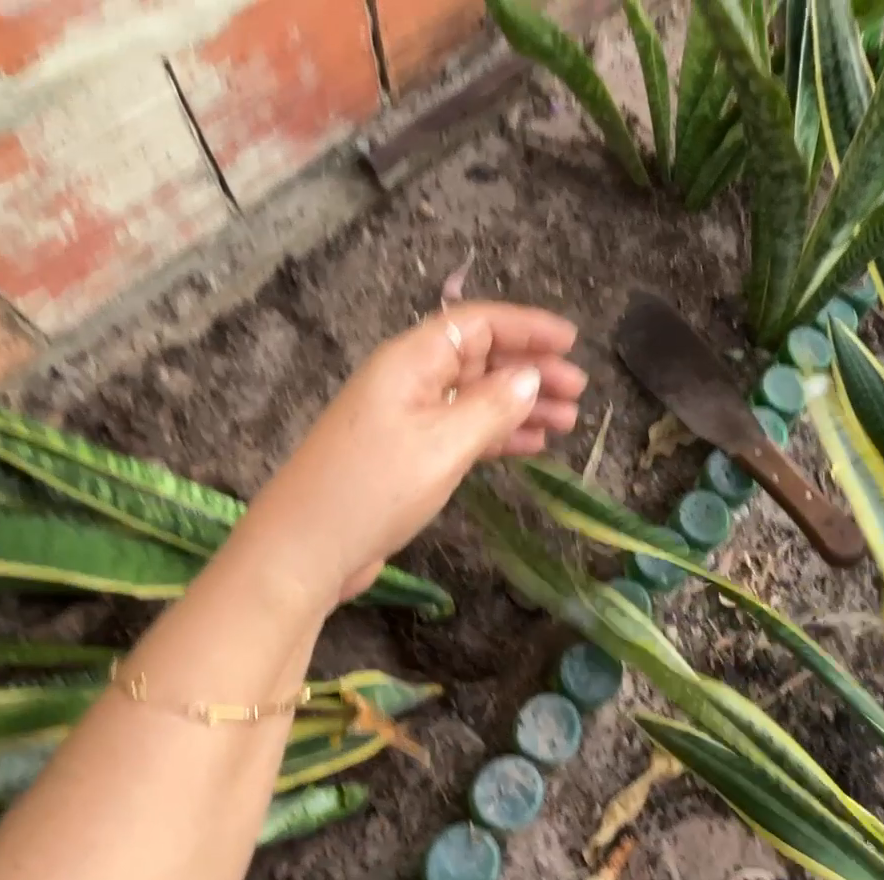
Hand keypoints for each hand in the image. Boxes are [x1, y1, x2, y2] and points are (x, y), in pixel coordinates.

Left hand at [237, 303, 585, 605]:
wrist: (306, 550)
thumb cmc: (373, 489)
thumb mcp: (442, 444)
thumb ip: (492, 407)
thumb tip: (531, 377)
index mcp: (412, 362)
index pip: (478, 325)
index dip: (527, 327)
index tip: (572, 340)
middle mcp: (411, 381)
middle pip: (481, 360)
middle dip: (531, 369)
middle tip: (578, 390)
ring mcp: (410, 419)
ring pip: (478, 398)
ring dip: (523, 406)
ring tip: (568, 421)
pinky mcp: (411, 455)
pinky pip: (466, 431)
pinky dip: (500, 435)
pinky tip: (533, 446)